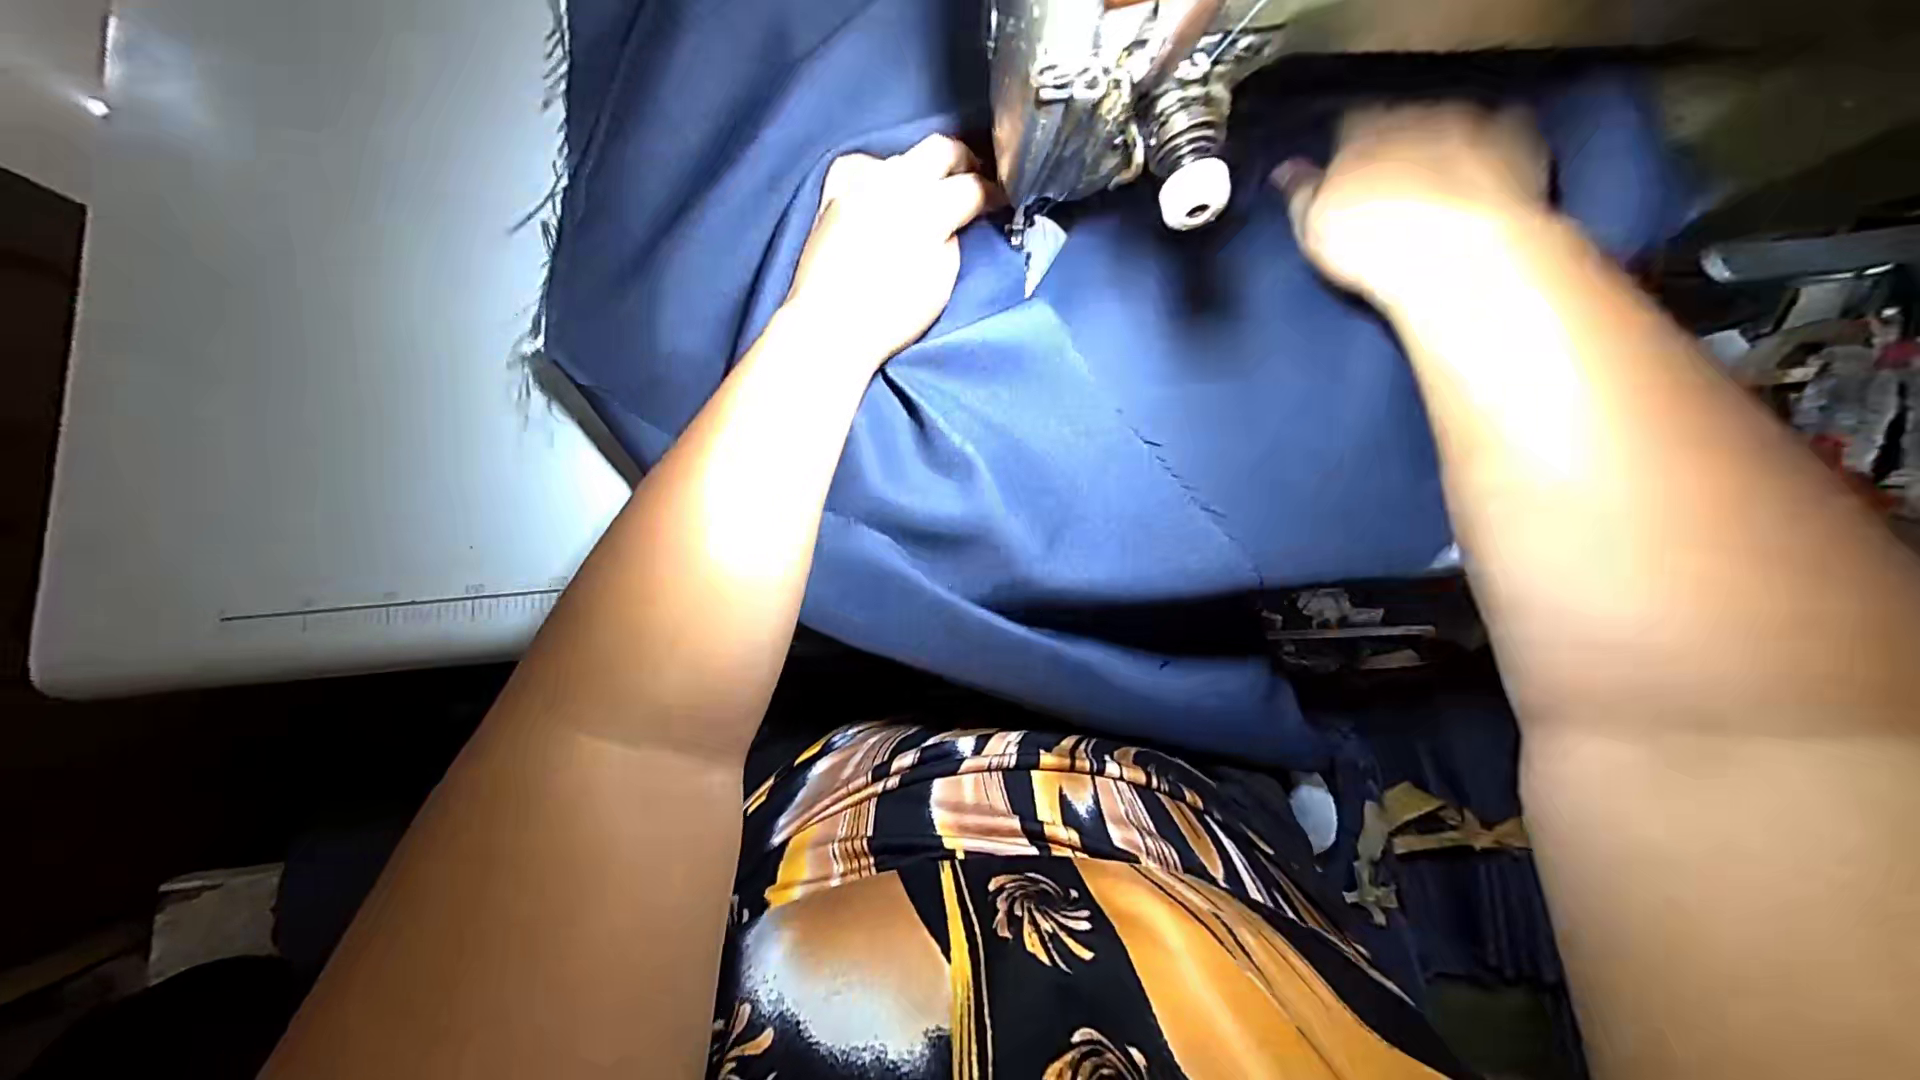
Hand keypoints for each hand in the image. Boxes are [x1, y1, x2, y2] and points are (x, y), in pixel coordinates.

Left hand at [781, 135, 998, 367]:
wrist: (831, 326)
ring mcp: (861, 180)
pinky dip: (879, 173)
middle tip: (975, 179)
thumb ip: (953, 240)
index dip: (994, 194)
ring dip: (923, 169)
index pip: (974, 187)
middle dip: (966, 161)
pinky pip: (862, 165)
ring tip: (931, 191)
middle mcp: (895, 180)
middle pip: (942, 149)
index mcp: (928, 206)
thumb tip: (952, 222)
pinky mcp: (833, 191)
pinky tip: (881, 190)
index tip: (1001, 202)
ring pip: (903, 155)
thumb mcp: (941, 281)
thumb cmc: (891, 315)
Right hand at [1272, 104, 1551, 308]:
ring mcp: (1473, 124)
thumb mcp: (1315, 227)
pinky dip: (1484, 158)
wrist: (1460, 257)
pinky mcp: (1522, 142)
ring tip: (1429, 192)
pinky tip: (1475, 188)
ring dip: (1438, 150)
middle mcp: (1418, 113)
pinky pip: (1498, 140)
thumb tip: (1284, 169)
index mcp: (1362, 130)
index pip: (1347, 125)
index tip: (1340, 176)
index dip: (1343, 150)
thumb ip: (1301, 193)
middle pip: (1401, 121)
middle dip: (1393, 146)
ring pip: (1448, 127)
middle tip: (1385, 188)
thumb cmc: (1372, 244)